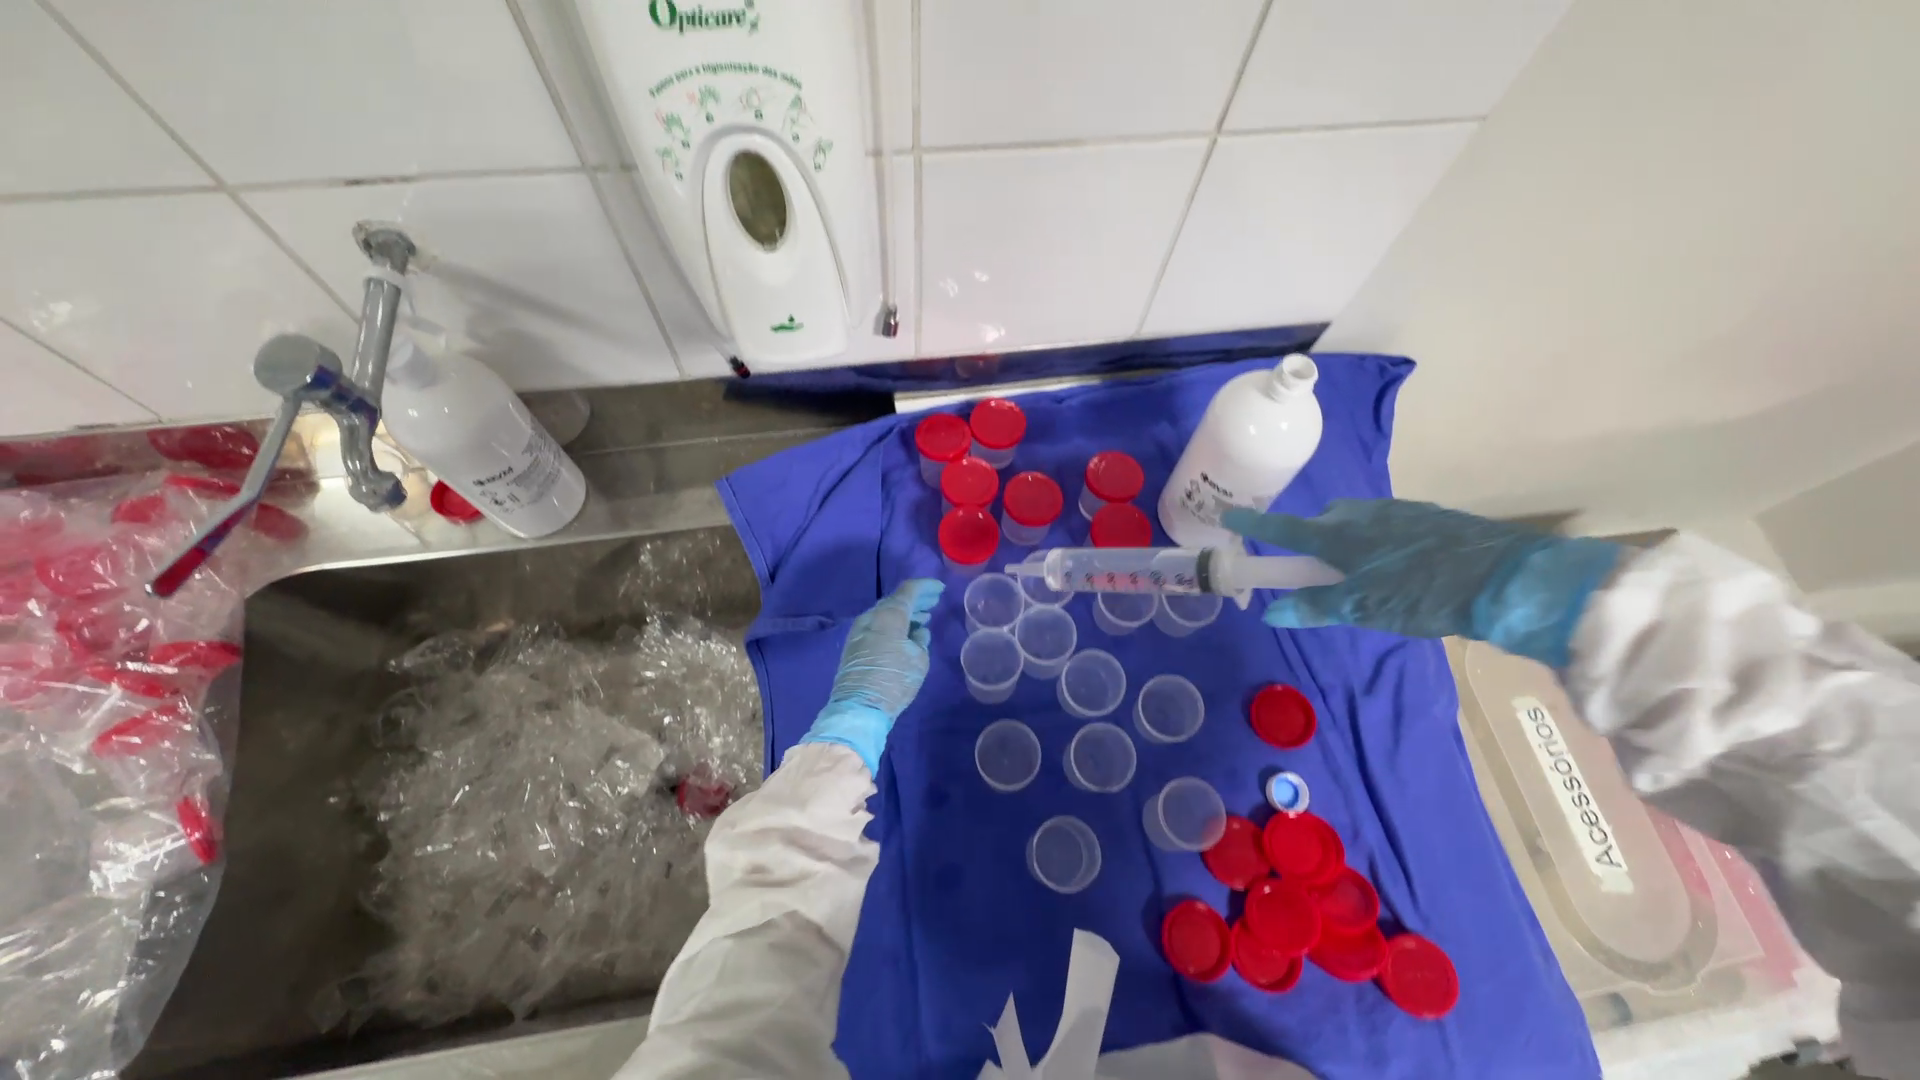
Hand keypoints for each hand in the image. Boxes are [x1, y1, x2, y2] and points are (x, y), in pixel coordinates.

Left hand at [800, 579, 944, 772]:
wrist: (859, 707)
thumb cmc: (894, 680)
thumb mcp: (919, 660)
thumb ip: (920, 640)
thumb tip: (917, 631)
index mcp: (888, 615)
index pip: (908, 591)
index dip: (926, 587)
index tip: (940, 589)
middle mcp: (871, 617)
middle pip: (895, 601)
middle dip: (916, 600)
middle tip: (933, 602)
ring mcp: (859, 631)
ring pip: (885, 614)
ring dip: (904, 614)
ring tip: (923, 618)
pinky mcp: (854, 646)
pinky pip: (877, 626)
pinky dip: (893, 625)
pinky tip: (905, 633)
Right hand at [1221, 499, 1622, 668]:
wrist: (1504, 579)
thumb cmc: (1422, 595)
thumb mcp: (1363, 609)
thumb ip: (1315, 607)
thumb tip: (1270, 612)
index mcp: (1339, 535)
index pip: (1283, 528)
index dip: (1253, 524)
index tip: (1228, 515)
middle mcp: (1362, 515)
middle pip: (1321, 523)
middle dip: (1312, 541)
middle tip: (1319, 573)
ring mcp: (1397, 511)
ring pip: (1355, 522)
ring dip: (1346, 541)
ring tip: (1363, 574)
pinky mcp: (1427, 517)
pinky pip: (1385, 525)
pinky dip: (1377, 541)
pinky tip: (1399, 565)